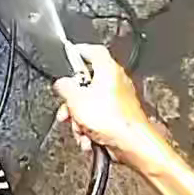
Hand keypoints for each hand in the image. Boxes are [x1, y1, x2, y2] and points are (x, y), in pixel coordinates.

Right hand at [53, 43, 171, 169]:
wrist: (132, 144)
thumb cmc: (112, 120)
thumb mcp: (76, 99)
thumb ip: (65, 87)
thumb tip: (61, 83)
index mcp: (108, 70)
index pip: (93, 51)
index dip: (79, 51)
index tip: (70, 54)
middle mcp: (116, 82)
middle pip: (87, 83)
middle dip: (73, 100)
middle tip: (67, 109)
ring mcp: (119, 100)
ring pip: (90, 104)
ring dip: (80, 118)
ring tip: (80, 129)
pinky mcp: (119, 117)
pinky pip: (98, 118)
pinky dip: (90, 128)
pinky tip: (89, 138)